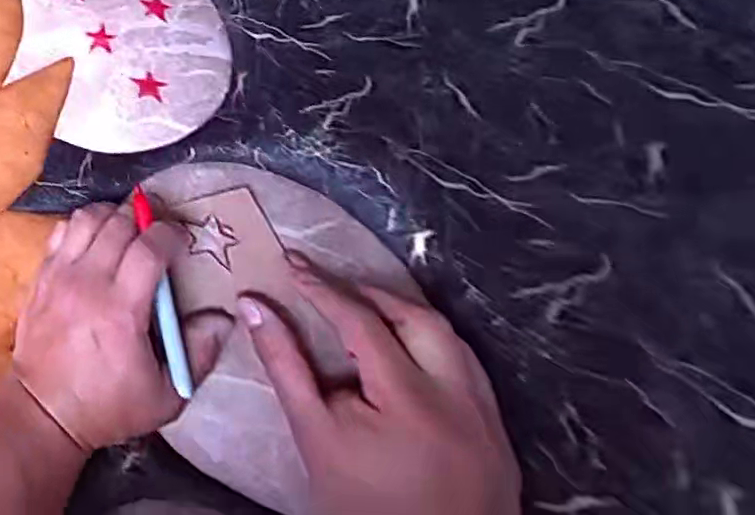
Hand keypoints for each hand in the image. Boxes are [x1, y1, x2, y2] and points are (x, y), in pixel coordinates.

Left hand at [12, 203, 234, 450]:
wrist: (43, 409)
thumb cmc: (108, 404)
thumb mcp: (165, 395)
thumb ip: (198, 353)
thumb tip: (221, 317)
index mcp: (121, 309)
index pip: (148, 248)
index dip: (169, 233)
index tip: (181, 237)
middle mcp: (88, 281)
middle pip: (118, 223)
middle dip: (143, 218)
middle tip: (156, 228)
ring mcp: (60, 272)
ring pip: (88, 217)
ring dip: (111, 214)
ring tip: (126, 228)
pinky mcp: (42, 272)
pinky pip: (62, 229)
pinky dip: (82, 225)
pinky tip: (94, 240)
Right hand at [241, 255, 520, 514]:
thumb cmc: (358, 505)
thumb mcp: (312, 433)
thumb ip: (283, 363)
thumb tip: (252, 305)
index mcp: (412, 402)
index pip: (362, 321)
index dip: (322, 288)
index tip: (291, 264)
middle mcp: (462, 404)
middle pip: (418, 319)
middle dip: (368, 292)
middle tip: (326, 282)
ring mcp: (490, 424)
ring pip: (452, 340)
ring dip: (404, 315)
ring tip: (362, 308)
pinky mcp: (502, 443)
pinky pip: (469, 371)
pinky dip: (432, 346)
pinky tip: (404, 351)